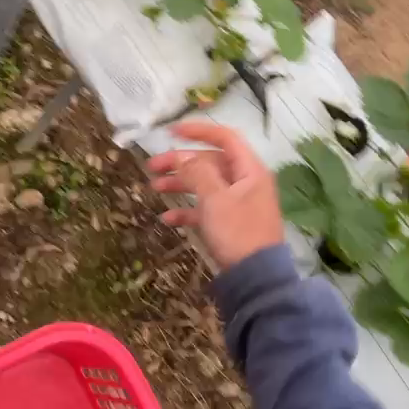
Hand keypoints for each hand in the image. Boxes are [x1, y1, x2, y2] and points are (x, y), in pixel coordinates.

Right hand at [147, 122, 284, 269]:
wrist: (256, 278)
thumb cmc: (238, 232)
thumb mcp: (215, 199)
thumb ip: (197, 173)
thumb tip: (182, 155)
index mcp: (249, 170)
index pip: (225, 138)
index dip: (198, 131)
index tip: (170, 132)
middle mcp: (245, 182)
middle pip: (210, 162)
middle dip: (180, 163)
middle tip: (152, 167)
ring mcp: (237, 203)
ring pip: (204, 185)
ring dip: (180, 184)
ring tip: (154, 188)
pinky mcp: (230, 223)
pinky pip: (205, 209)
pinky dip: (187, 210)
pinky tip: (167, 217)